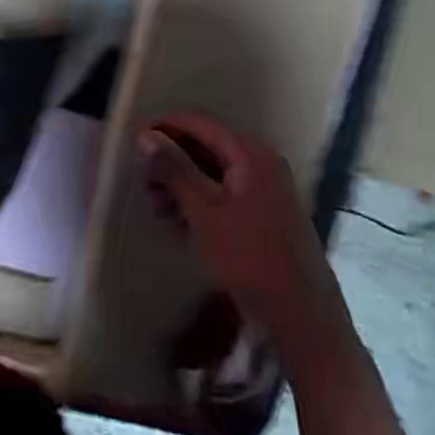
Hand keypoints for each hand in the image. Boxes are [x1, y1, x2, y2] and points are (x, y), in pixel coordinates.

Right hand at [139, 113, 348, 342]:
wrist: (301, 312)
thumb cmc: (248, 257)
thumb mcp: (204, 212)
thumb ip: (175, 170)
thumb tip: (146, 135)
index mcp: (250, 152)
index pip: (200, 123)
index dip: (165, 126)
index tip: (133, 140)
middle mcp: (261, 160)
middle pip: (207, 146)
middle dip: (172, 161)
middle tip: (143, 184)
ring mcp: (266, 186)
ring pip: (214, 171)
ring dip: (182, 184)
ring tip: (157, 209)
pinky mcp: (264, 210)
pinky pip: (225, 191)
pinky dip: (200, 201)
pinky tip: (178, 222)